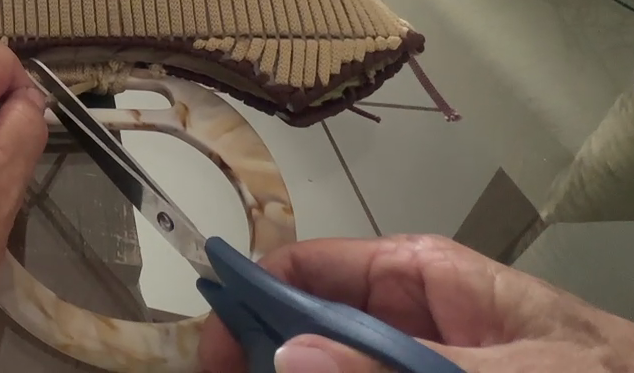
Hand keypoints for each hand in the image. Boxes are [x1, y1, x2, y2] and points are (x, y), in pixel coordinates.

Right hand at [199, 235, 633, 372]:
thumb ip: (407, 369)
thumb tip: (291, 351)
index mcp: (416, 278)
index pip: (303, 270)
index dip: (249, 300)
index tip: (211, 353)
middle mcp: (410, 325)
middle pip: (314, 339)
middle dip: (274, 363)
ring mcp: (422, 368)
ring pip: (340, 371)